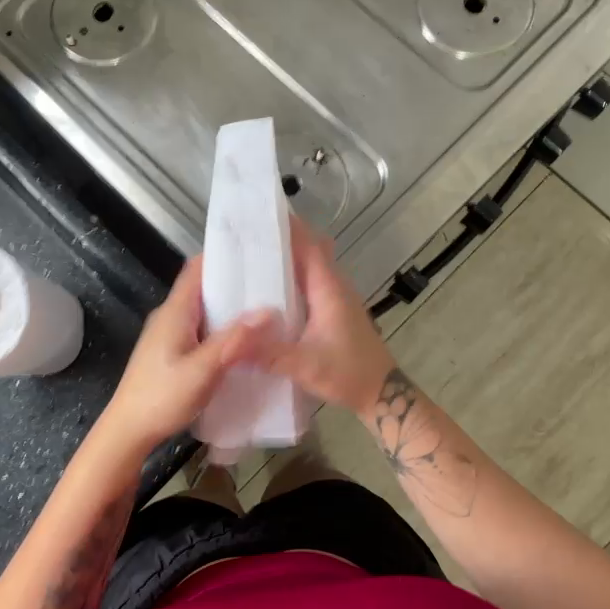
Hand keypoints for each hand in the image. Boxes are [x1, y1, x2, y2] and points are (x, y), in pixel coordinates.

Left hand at [101, 255, 272, 449]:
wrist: (129, 430)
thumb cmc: (161, 398)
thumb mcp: (202, 370)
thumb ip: (233, 340)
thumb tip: (268, 310)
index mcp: (175, 311)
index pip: (198, 268)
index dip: (225, 255)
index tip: (258, 252)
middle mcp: (171, 316)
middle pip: (205, 288)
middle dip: (237, 284)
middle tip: (276, 284)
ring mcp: (171, 335)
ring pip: (207, 312)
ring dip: (233, 309)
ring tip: (270, 310)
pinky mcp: (174, 353)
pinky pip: (203, 331)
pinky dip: (225, 330)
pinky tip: (247, 342)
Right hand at [259, 217, 396, 416]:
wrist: (381, 394)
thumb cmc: (348, 373)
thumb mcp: (304, 366)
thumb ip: (267, 354)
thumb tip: (228, 344)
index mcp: (328, 288)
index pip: (308, 244)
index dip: (286, 227)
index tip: (258, 214)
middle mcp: (333, 286)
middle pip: (309, 249)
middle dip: (282, 238)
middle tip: (247, 236)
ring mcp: (335, 298)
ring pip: (309, 266)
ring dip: (285, 258)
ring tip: (249, 258)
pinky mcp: (333, 311)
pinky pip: (309, 283)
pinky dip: (290, 278)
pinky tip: (267, 292)